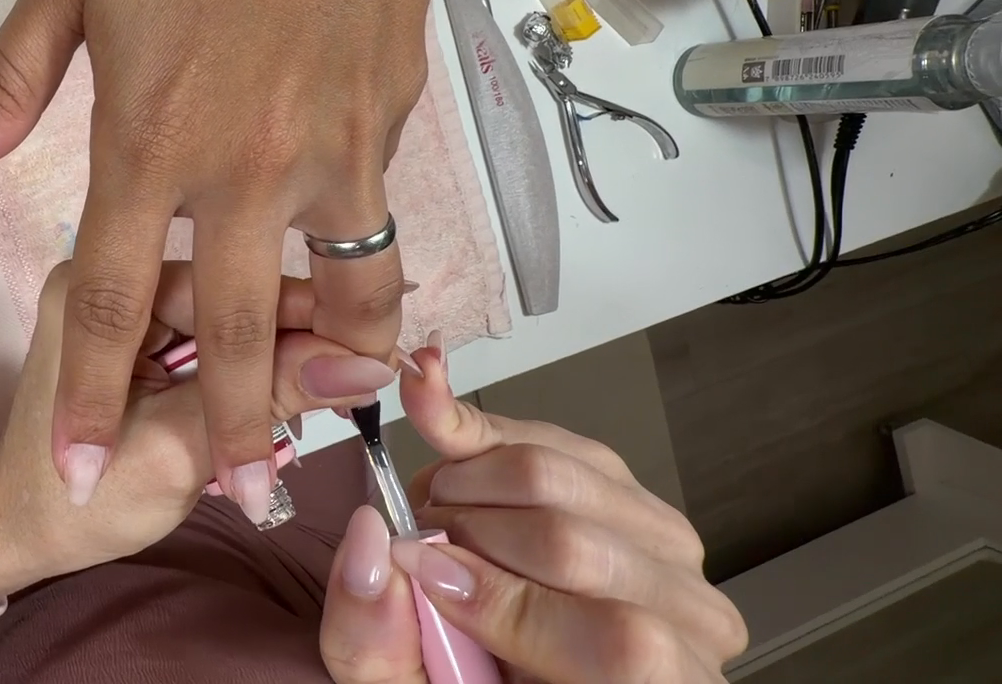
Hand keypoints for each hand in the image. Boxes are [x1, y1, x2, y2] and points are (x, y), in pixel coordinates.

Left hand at [0, 264, 399, 597]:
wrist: (22, 531)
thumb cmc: (86, 500)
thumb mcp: (181, 449)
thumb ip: (264, 400)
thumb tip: (365, 364)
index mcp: (93, 283)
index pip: (213, 280)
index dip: (297, 312)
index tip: (374, 342)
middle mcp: (105, 271)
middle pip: (221, 290)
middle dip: (290, 335)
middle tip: (361, 373)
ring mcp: (122, 301)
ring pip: (222, 312)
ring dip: (275, 352)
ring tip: (336, 382)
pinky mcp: (137, 332)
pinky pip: (208, 333)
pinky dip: (248, 363)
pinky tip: (294, 383)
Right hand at [317, 341, 747, 683]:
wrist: (517, 650)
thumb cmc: (479, 676)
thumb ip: (382, 644)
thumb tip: (376, 548)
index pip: (621, 645)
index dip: (506, 600)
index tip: (420, 568)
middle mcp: (691, 621)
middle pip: (570, 544)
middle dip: (460, 531)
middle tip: (414, 542)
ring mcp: (662, 541)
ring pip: (550, 474)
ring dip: (460, 482)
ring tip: (430, 512)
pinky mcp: (620, 481)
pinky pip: (536, 433)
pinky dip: (466, 422)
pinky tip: (427, 411)